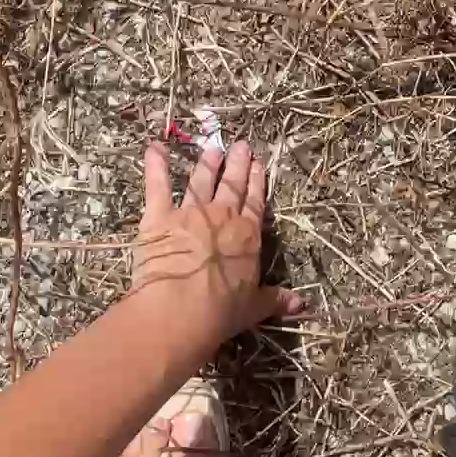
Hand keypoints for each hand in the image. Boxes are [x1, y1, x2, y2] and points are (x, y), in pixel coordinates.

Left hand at [133, 141, 302, 359]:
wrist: (180, 310)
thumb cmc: (222, 310)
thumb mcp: (254, 306)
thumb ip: (275, 299)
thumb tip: (301, 303)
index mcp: (248, 236)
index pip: (255, 203)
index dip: (257, 183)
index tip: (258, 164)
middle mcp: (222, 218)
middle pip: (232, 187)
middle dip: (237, 166)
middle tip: (241, 146)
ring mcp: (190, 214)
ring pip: (200, 183)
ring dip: (207, 165)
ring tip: (213, 149)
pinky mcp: (159, 218)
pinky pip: (157, 187)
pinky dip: (155, 167)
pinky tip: (154, 149)